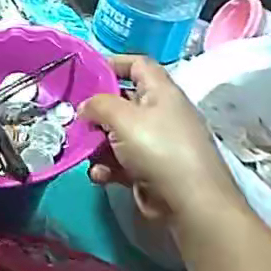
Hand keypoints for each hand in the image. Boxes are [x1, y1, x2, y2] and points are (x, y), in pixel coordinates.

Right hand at [80, 56, 241, 228]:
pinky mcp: (155, 171)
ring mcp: (160, 145)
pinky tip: (101, 176)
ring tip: (87, 154)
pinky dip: (109, 166)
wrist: (193, 206)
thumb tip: (86, 108)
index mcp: (162, 93)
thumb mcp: (121, 117)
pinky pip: (124, 161)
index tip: (87, 74)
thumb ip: (97, 104)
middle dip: (97, 111)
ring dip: (98, 144)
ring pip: (118, 134)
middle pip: (123, 102)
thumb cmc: (158, 150)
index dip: (113, 63)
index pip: (138, 64)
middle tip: (77, 119)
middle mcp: (163, 114)